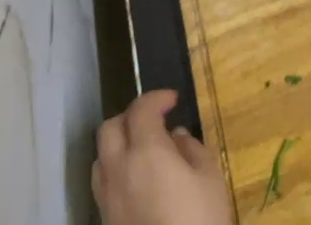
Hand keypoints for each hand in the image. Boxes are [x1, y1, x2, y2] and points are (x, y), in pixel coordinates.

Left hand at [93, 89, 231, 224]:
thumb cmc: (200, 220)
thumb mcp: (210, 179)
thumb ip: (193, 150)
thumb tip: (178, 136)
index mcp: (146, 151)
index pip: (141, 109)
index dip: (156, 98)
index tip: (173, 100)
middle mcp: (118, 168)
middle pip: (110, 128)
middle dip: (130, 117)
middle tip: (154, 121)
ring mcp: (107, 196)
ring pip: (100, 156)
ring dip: (118, 144)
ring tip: (141, 150)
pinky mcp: (104, 219)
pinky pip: (102, 182)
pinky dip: (115, 169)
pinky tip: (135, 181)